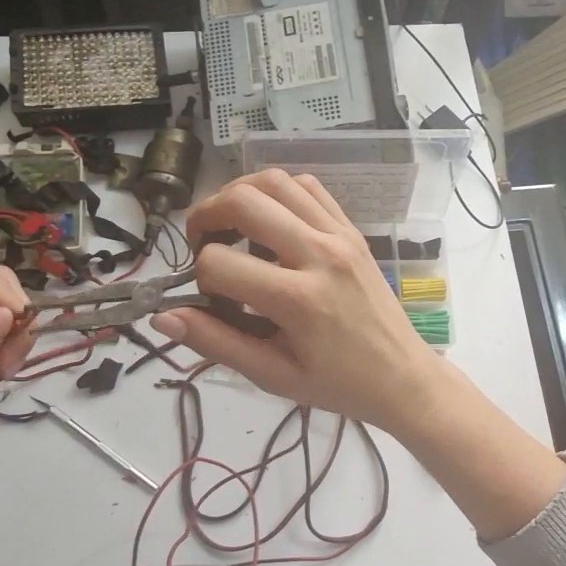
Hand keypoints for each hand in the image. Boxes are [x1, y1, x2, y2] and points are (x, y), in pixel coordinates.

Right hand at [155, 169, 447, 432]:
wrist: (403, 376)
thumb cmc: (338, 384)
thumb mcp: (273, 375)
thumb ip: (217, 342)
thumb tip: (162, 317)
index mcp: (299, 300)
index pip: (221, 263)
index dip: (201, 279)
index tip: (213, 302)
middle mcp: (319, 255)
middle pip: (243, 201)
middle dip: (206, 217)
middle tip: (202, 244)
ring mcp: (340, 236)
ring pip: (275, 181)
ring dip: (239, 194)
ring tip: (231, 226)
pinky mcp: (352, 230)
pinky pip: (309, 187)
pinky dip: (278, 192)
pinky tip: (270, 221)